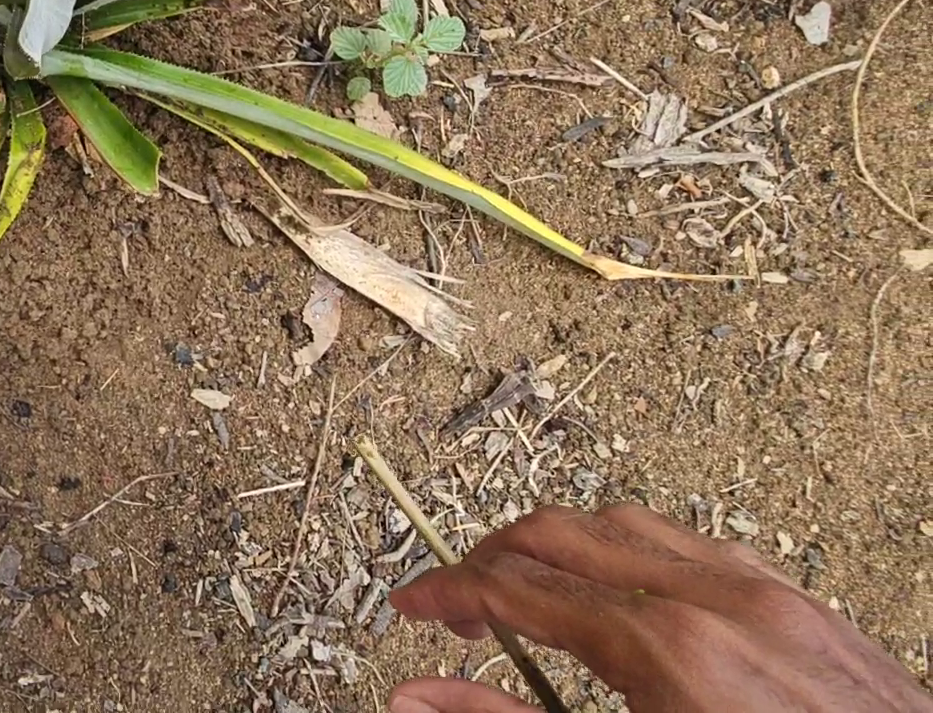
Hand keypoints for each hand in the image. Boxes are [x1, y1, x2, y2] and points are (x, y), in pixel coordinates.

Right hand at [387, 504, 932, 712]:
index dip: (444, 591)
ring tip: (527, 589)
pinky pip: (685, 541)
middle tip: (458, 601)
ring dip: (551, 546)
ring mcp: (766, 595)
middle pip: (550, 533)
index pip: (510, 586)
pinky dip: (623, 551)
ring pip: (612, 520)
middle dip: (486, 559)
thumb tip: (414, 699)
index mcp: (668, 650)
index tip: (411, 605)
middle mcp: (713, 602)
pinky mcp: (803, 604)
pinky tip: (615, 590)